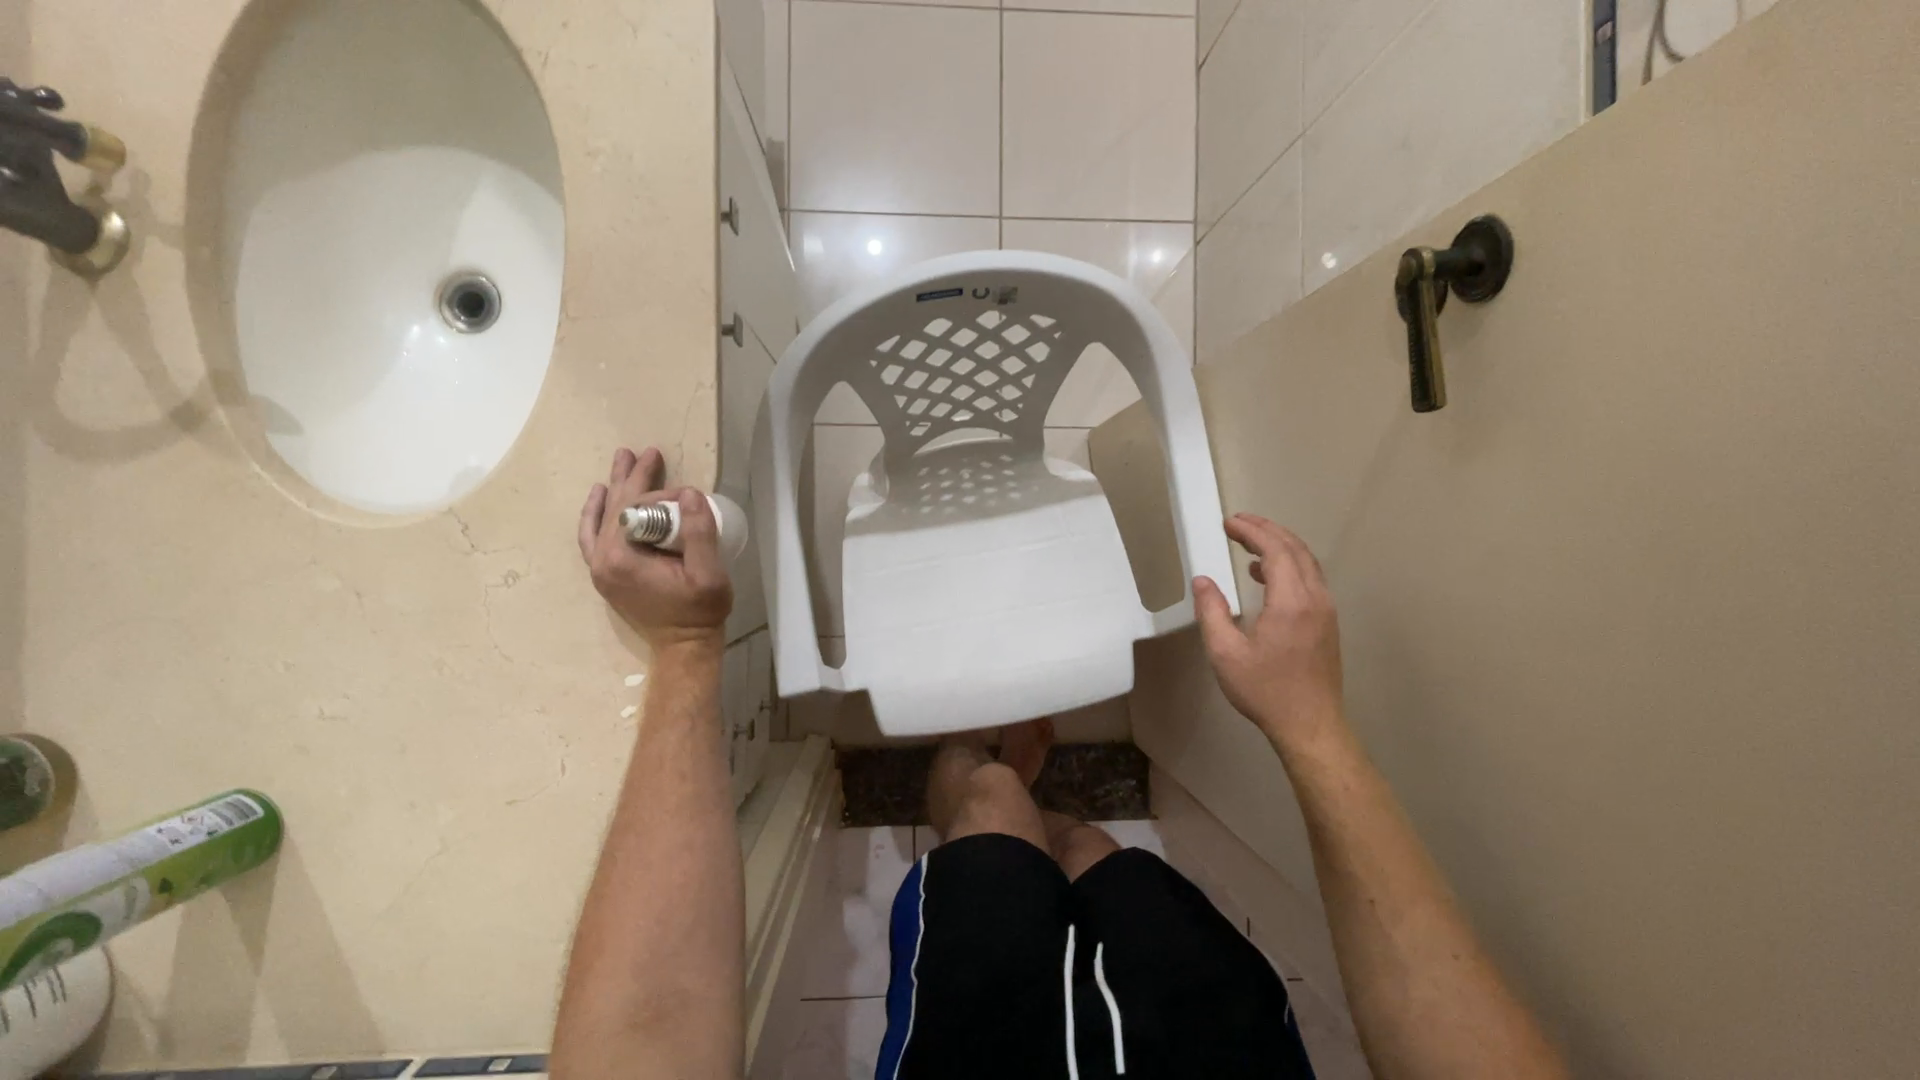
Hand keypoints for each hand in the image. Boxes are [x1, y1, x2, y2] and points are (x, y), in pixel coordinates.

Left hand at [578, 447, 732, 650]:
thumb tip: (689, 492)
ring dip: (613, 491)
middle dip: (631, 478)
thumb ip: (700, 532)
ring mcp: (600, 570)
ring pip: (600, 520)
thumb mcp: (708, 573)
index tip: (682, 485)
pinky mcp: (606, 576)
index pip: (635, 507)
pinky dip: (595, 516)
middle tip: (644, 452)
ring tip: (621, 464)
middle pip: (615, 508)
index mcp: (622, 557)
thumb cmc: (699, 611)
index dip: (657, 489)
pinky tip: (600, 500)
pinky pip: (591, 538)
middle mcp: (602, 560)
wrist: (684, 647)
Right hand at [1193, 514, 1344, 749]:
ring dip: (1280, 545)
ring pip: (1307, 562)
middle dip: (1267, 530)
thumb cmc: (1265, 691)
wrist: (1310, 725)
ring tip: (1250, 542)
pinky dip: (1290, 565)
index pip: (1274, 551)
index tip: (1228, 523)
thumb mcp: (1225, 653)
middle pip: (1295, 549)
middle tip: (1238, 522)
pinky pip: (1311, 579)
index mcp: (1291, 602)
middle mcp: (1315, 599)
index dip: (1252, 531)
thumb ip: (1212, 612)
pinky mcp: (1328, 623)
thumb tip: (1203, 581)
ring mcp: (1326, 610)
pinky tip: (1265, 576)